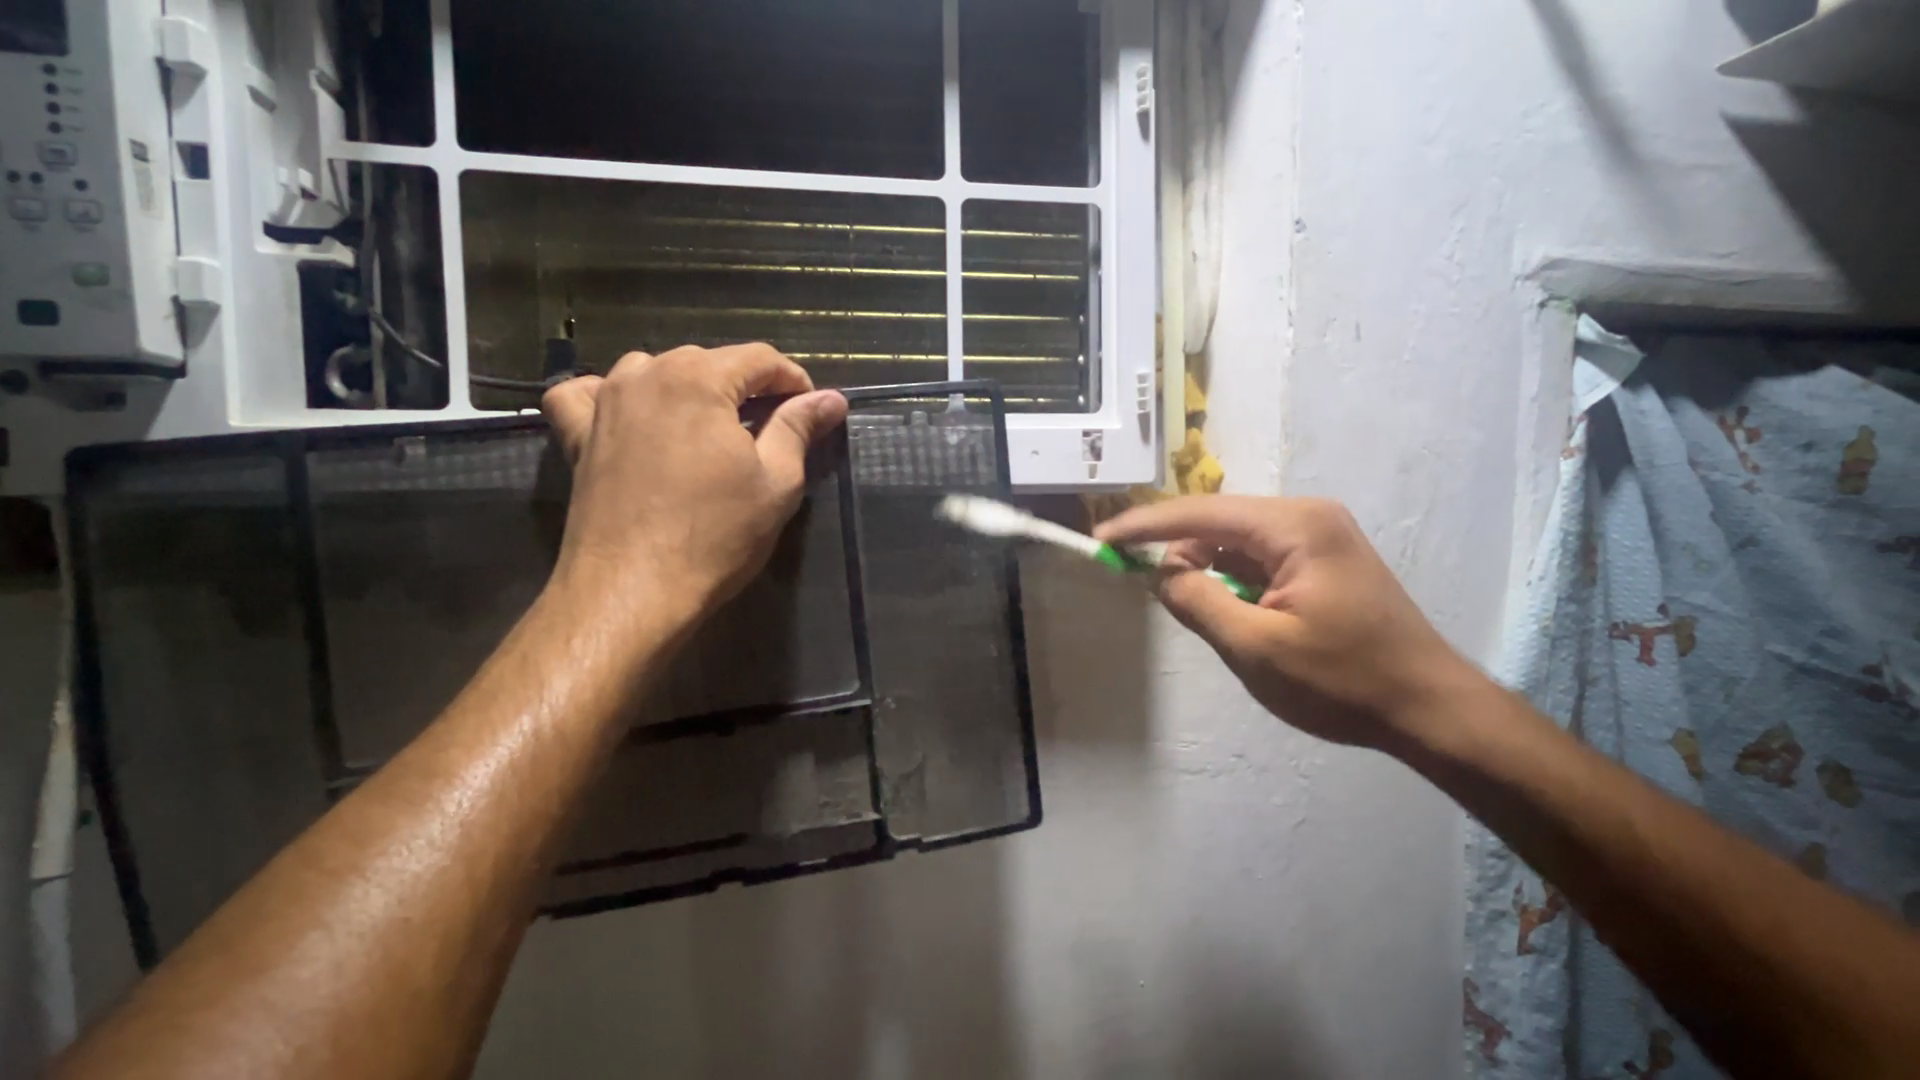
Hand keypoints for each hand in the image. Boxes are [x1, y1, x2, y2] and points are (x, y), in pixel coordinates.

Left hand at [541, 344, 847, 635]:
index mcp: (700, 379)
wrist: (632, 590)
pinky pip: (588, 394)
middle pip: (708, 362)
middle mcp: (647, 374)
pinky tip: (631, 419)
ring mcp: (605, 402)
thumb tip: (831, 398)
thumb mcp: (776, 483)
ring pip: (654, 370)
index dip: (793, 380)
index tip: (810, 411)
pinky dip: (611, 397)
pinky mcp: (577, 435)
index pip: (759, 358)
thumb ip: (798, 429)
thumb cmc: (715, 537)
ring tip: (709, 429)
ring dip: (687, 389)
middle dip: (744, 387)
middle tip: (769, 430)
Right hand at [1095, 496, 1478, 750]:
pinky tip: (1234, 614)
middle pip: (1218, 523)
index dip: (1145, 527)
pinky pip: (1260, 559)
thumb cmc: (1343, 681)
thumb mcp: (1255, 647)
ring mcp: (1320, 537)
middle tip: (1154, 594)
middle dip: (1179, 553)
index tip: (1102, 541)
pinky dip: (1235, 582)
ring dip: (1209, 573)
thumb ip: (1197, 601)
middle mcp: (1307, 517)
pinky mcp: (1325, 561)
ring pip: (1237, 543)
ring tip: (1203, 616)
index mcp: (1294, 526)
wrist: (1430, 708)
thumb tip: (1162, 573)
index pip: (1200, 514)